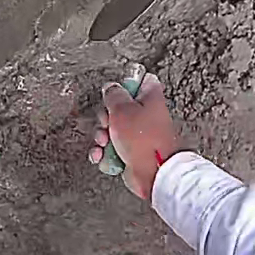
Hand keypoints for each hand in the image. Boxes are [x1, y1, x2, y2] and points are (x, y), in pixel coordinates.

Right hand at [89, 73, 184, 201]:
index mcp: (149, 98)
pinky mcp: (131, 153)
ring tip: (104, 143)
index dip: (122, 85)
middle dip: (104, 118)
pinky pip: (111, 149)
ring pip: (111, 130)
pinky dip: (104, 153)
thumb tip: (110, 88)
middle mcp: (146, 115)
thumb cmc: (143, 140)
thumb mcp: (122, 109)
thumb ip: (113, 95)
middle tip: (106, 123)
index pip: (137, 81)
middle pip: (117, 108)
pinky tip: (102, 155)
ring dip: (101, 137)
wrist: (153, 172)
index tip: (113, 94)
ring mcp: (138, 136)